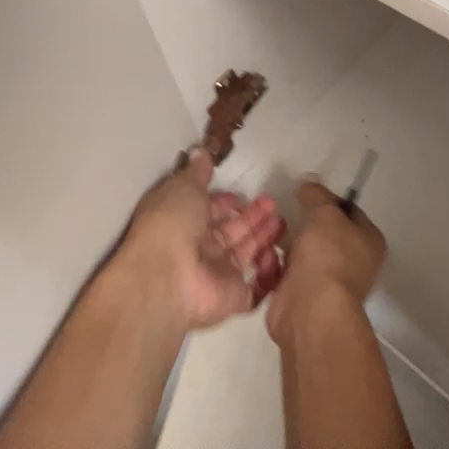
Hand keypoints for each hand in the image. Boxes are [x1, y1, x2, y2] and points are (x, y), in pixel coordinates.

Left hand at [112, 148, 285, 331]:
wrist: (165, 277)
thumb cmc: (172, 224)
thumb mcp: (182, 187)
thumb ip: (196, 171)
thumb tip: (200, 151)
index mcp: (186, 221)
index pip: (211, 210)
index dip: (226, 202)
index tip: (242, 195)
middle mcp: (201, 248)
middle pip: (232, 230)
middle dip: (252, 216)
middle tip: (273, 203)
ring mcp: (218, 274)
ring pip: (246, 253)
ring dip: (264, 237)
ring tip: (282, 222)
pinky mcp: (235, 297)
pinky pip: (257, 287)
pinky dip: (269, 274)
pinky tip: (280, 255)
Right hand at [266, 177, 386, 339]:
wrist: (310, 311)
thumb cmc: (327, 256)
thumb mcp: (324, 214)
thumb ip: (316, 196)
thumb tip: (308, 181)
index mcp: (368, 241)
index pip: (349, 210)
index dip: (328, 198)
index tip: (305, 191)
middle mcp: (352, 261)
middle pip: (325, 231)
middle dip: (303, 221)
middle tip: (281, 207)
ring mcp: (326, 280)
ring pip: (303, 251)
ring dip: (286, 241)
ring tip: (266, 224)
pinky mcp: (301, 295)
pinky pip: (286, 270)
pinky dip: (274, 262)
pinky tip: (261, 248)